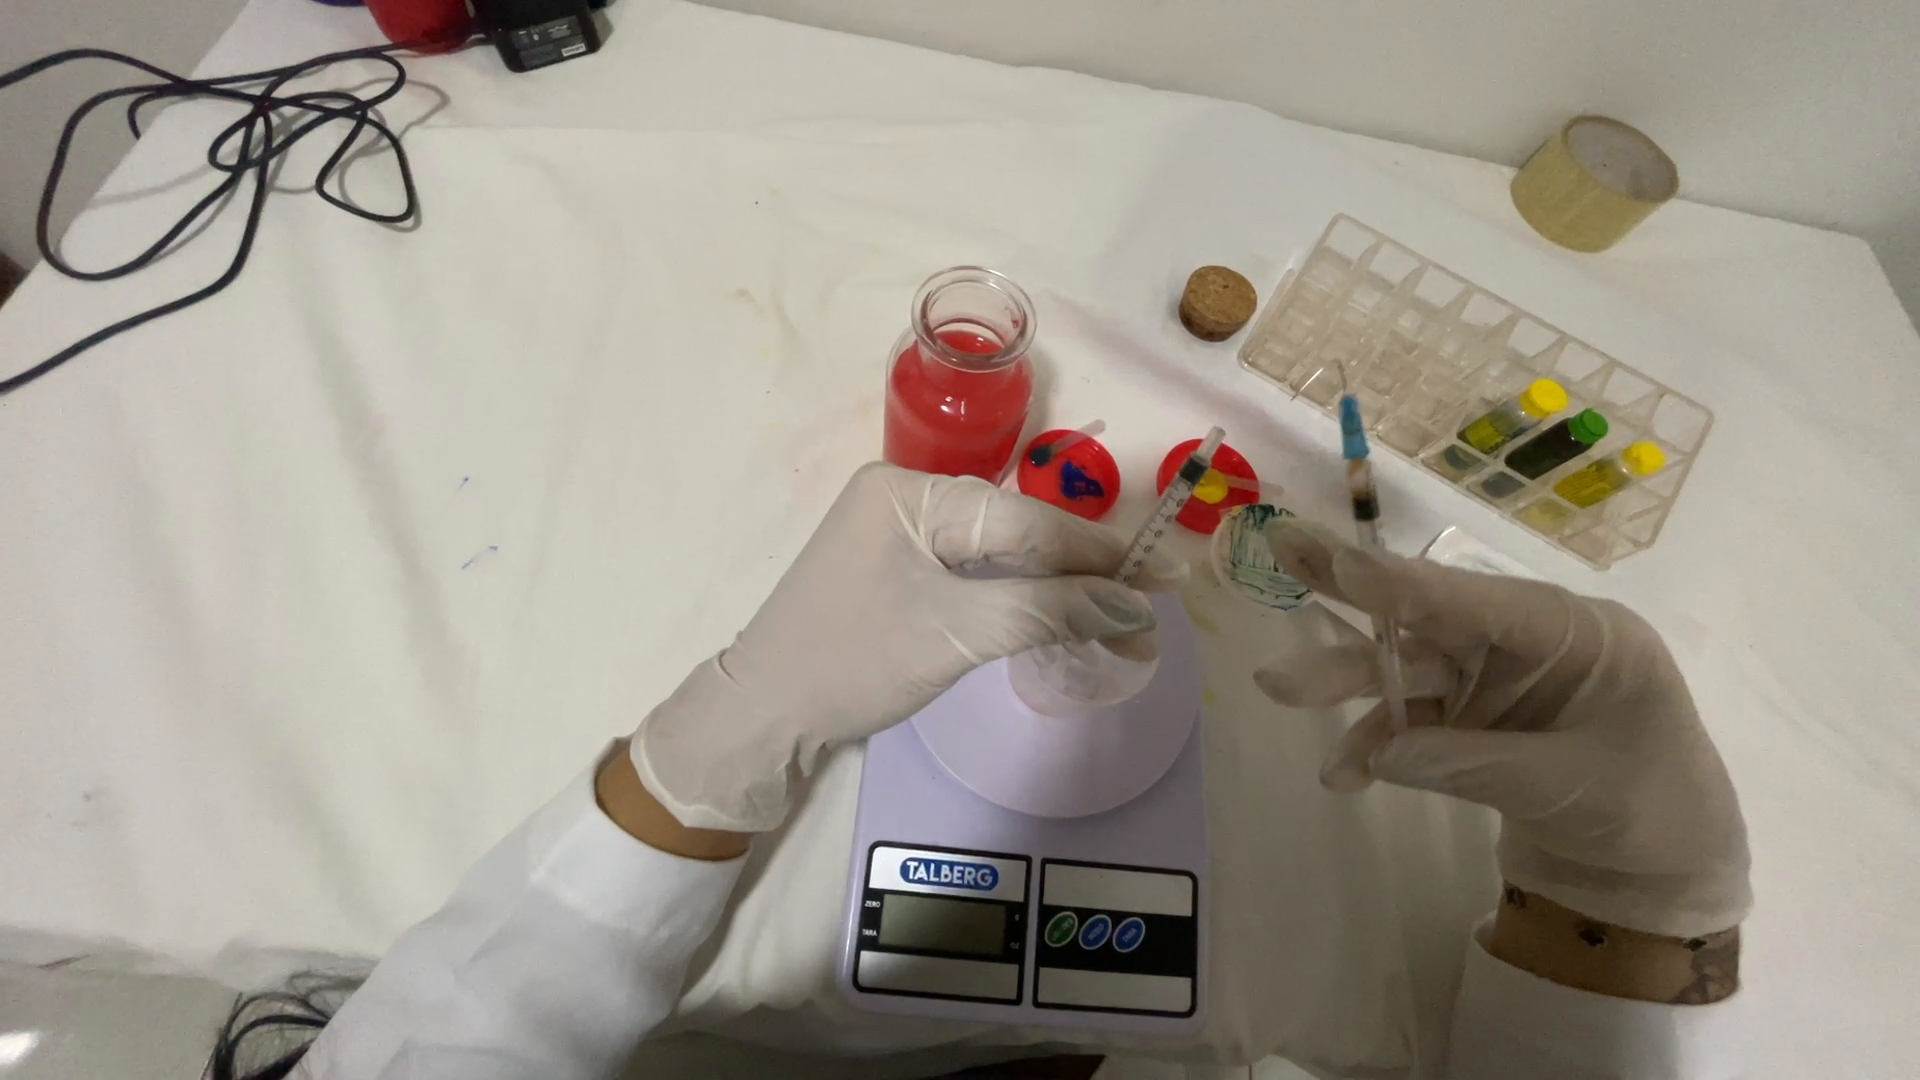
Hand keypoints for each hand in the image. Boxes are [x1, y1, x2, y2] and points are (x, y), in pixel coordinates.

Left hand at [632, 463, 1185, 832]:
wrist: (763, 718)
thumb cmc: (851, 664)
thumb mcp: (954, 633)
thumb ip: (1044, 609)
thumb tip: (1130, 606)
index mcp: (909, 491)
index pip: (1024, 519)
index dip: (1097, 552)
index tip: (1163, 574)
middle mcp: (906, 498)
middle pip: (1015, 532)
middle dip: (1081, 573)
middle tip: (1146, 604)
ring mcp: (900, 534)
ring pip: (999, 554)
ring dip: (1055, 588)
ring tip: (1115, 615)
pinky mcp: (899, 569)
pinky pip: (972, 573)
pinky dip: (1017, 597)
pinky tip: (1057, 612)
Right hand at [1255, 520, 1749, 939]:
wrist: (1653, 877)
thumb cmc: (1648, 815)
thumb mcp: (1572, 788)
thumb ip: (1472, 763)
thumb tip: (1381, 754)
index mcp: (1575, 633)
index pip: (1476, 600)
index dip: (1403, 582)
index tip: (1340, 560)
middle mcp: (1518, 640)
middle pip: (1423, 611)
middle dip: (1350, 589)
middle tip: (1283, 544)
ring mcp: (1482, 675)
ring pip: (1399, 664)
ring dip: (1342, 679)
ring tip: (1277, 687)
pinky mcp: (1457, 712)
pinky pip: (1401, 718)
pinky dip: (1371, 744)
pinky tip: (1344, 773)